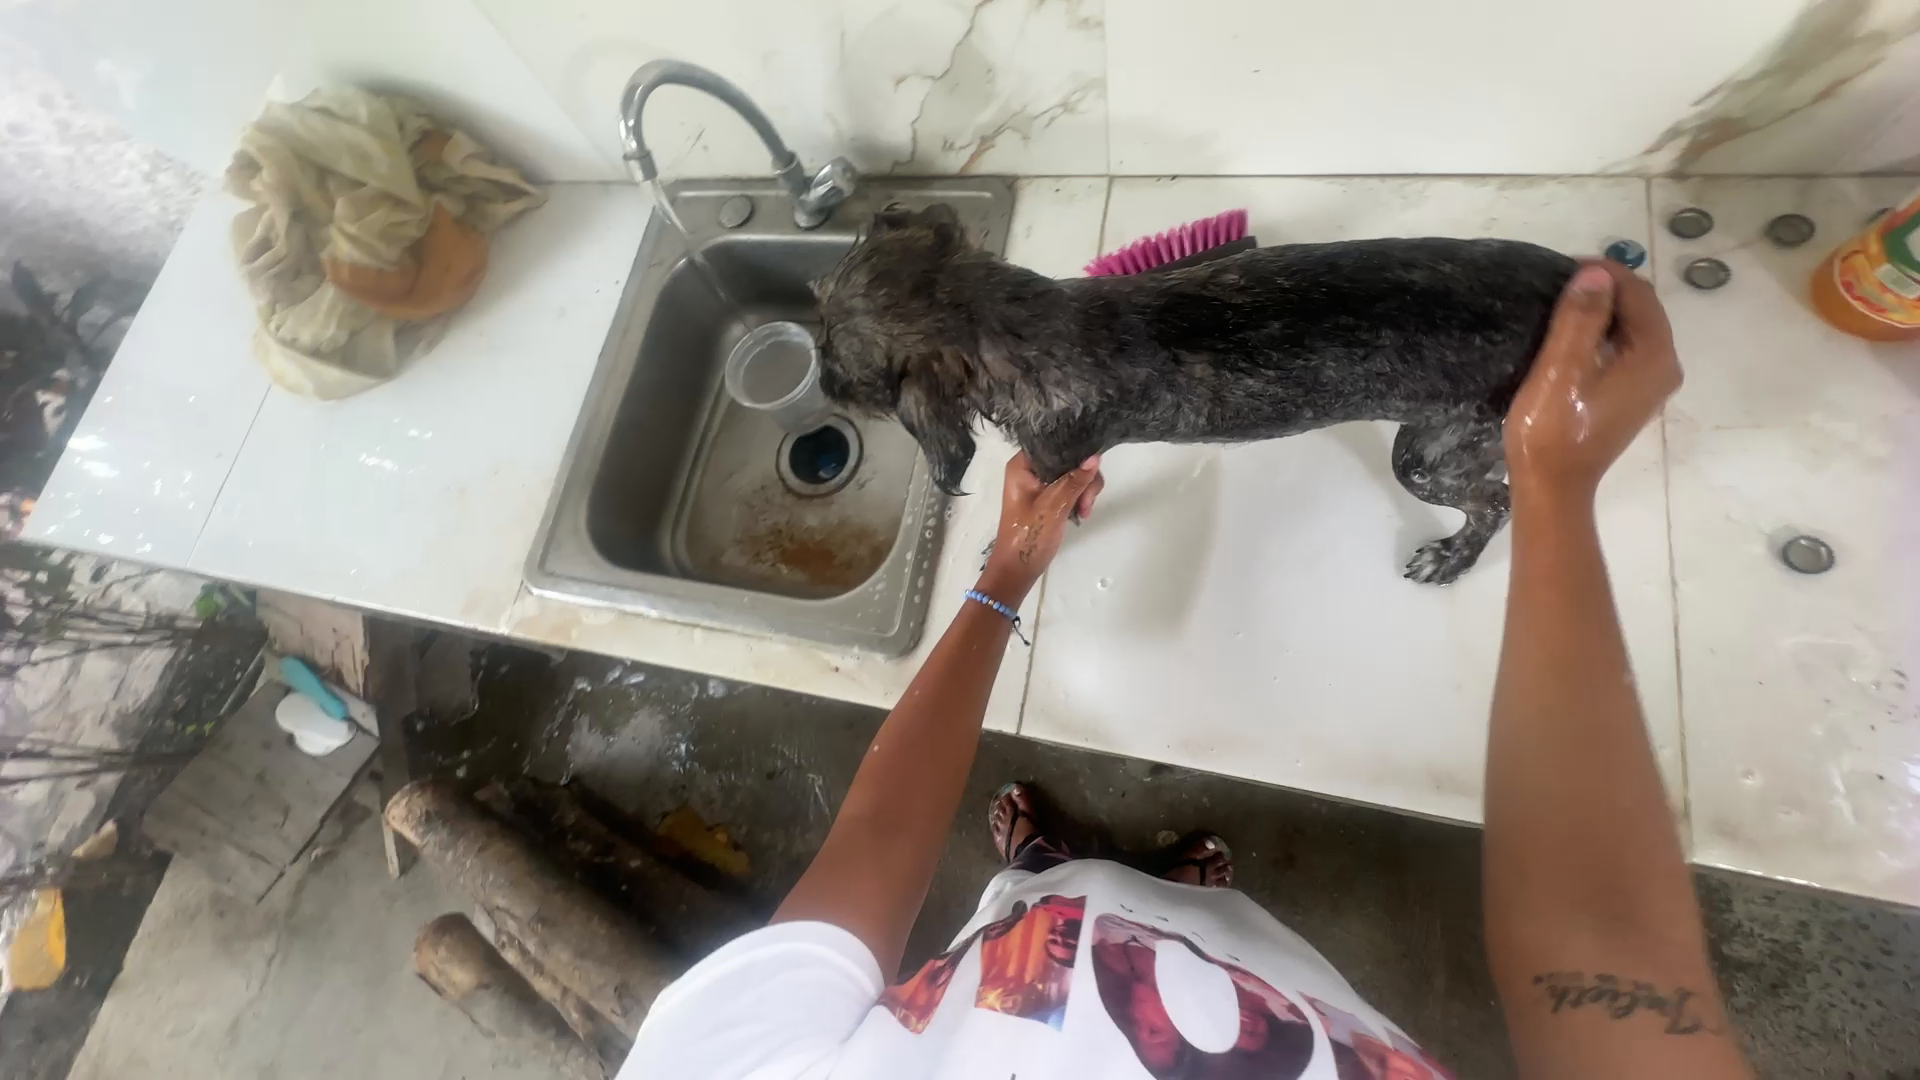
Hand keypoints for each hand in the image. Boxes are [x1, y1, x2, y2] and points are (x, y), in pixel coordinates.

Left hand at [979, 451, 1103, 602]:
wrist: (1019, 569)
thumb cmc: (1029, 536)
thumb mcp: (1054, 506)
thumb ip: (1075, 480)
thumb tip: (1095, 457)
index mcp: (1022, 466)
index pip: (1052, 443)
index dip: (1074, 450)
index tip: (1091, 465)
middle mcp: (1030, 470)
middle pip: (1068, 459)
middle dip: (1083, 479)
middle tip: (1085, 502)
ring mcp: (1040, 485)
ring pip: (1073, 475)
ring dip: (1084, 492)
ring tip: (1083, 512)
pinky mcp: (1049, 499)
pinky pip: (1071, 489)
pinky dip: (1079, 499)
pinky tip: (1081, 514)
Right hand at [1505, 260, 1681, 504]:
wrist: (1552, 486)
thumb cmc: (1552, 428)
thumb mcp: (1560, 369)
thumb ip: (1580, 319)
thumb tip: (1596, 272)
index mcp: (1654, 356)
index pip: (1638, 296)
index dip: (1605, 274)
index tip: (1563, 265)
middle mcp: (1663, 367)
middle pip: (1639, 314)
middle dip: (1604, 293)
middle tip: (1557, 286)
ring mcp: (1648, 387)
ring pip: (1629, 336)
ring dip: (1599, 317)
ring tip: (1558, 311)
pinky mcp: (1628, 402)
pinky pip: (1620, 356)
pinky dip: (1599, 341)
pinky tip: (1567, 346)